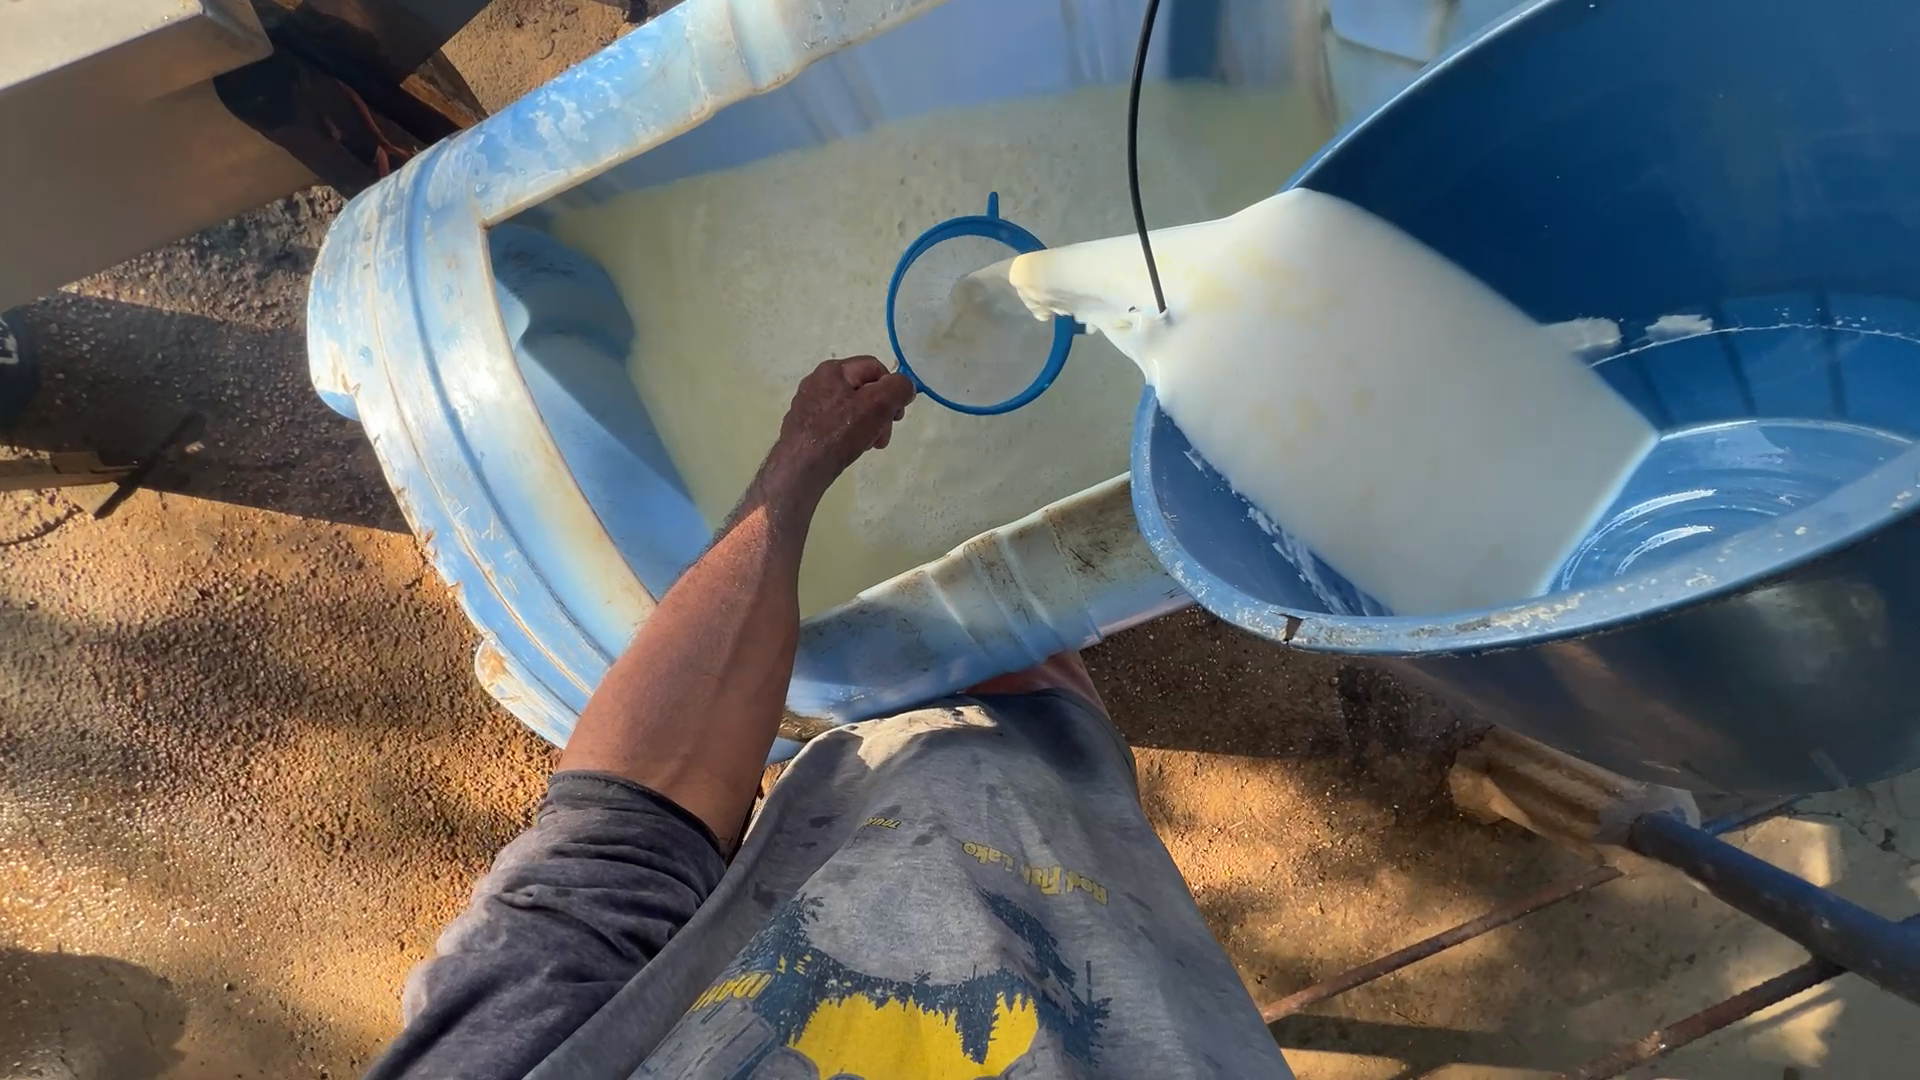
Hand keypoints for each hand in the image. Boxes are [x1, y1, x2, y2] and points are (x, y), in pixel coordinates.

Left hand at [764, 356, 914, 501]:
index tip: (897, 415)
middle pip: (864, 390)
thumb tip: (906, 386)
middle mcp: (817, 382)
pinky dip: (849, 434)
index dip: (892, 388)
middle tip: (883, 436)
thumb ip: (898, 388)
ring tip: (869, 445)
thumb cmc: (840, 432)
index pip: (874, 368)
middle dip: (881, 413)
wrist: (802, 467)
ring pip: (852, 409)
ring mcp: (809, 405)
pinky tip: (851, 449)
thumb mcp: (878, 405)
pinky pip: (836, 424)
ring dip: (868, 426)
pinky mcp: (805, 425)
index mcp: (833, 370)